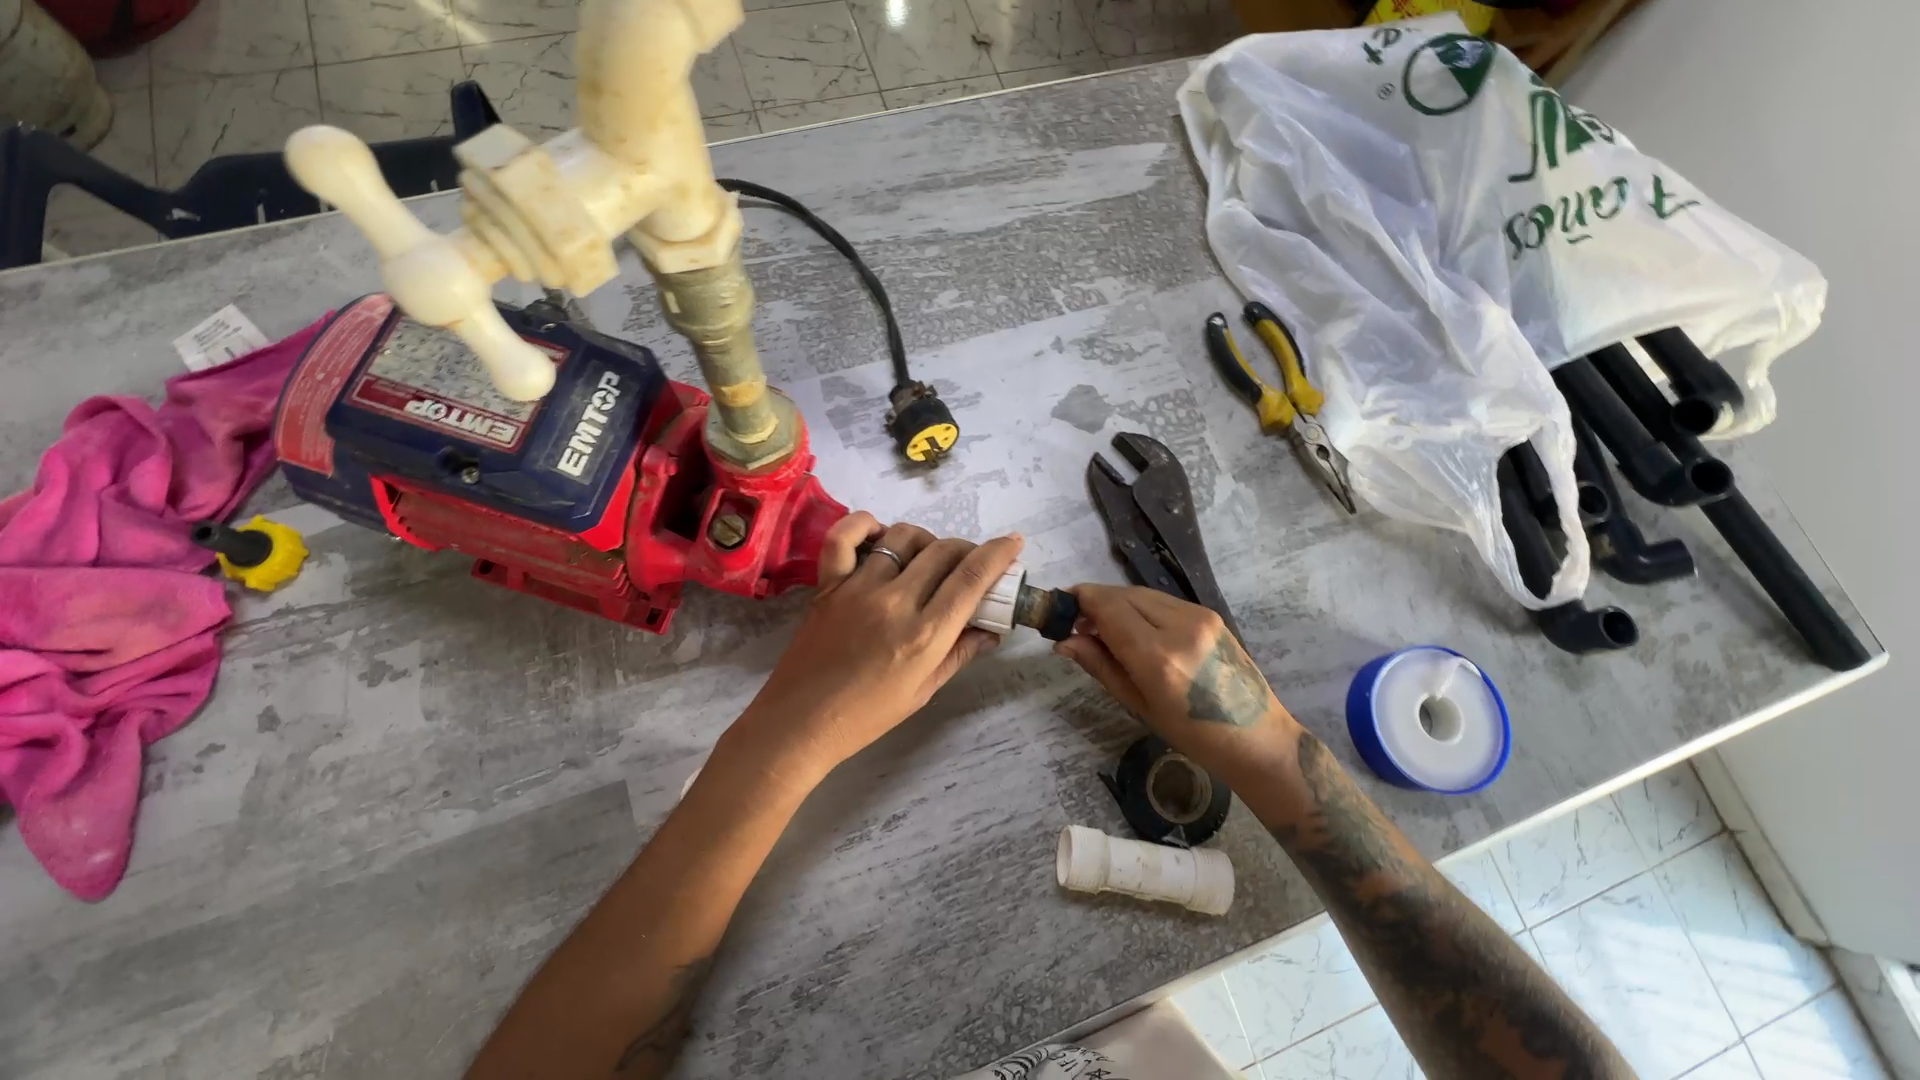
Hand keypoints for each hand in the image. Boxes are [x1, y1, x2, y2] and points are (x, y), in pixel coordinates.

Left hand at [732, 512, 1023, 780]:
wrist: (800, 722)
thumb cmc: (867, 715)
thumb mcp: (924, 690)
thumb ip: (959, 653)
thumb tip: (992, 630)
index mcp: (925, 634)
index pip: (971, 577)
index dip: (998, 553)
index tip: (1013, 542)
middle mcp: (896, 601)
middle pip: (943, 551)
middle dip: (966, 549)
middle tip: (968, 563)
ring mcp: (858, 587)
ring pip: (902, 537)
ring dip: (925, 540)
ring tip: (926, 558)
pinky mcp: (828, 584)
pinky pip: (844, 537)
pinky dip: (864, 524)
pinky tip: (879, 534)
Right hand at [1054, 584, 1299, 783]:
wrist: (1256, 737)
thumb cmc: (1193, 735)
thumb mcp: (1139, 705)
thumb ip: (1101, 666)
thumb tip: (1064, 642)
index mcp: (1158, 657)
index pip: (1109, 608)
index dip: (1081, 601)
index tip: (1060, 607)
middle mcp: (1180, 627)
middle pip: (1124, 595)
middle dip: (1096, 601)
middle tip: (1077, 622)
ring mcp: (1200, 617)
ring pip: (1142, 593)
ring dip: (1117, 602)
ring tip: (1103, 627)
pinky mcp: (1211, 614)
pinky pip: (1163, 601)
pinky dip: (1141, 606)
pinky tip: (1133, 628)